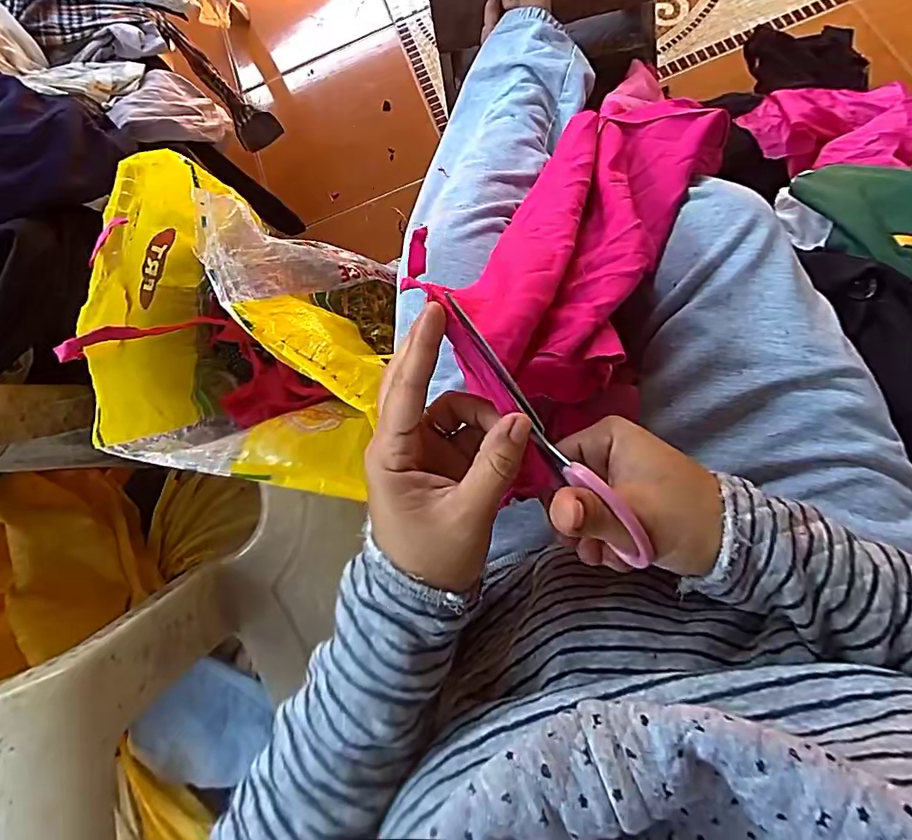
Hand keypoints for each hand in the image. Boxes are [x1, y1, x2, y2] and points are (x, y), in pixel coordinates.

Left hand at [366, 302, 531, 592]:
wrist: (423, 600)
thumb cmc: (433, 560)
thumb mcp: (469, 515)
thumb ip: (496, 465)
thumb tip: (521, 419)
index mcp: (391, 454)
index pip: (404, 391)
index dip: (421, 349)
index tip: (434, 310)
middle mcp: (400, 443)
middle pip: (412, 385)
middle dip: (431, 355)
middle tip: (451, 321)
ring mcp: (420, 448)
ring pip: (450, 406)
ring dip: (481, 413)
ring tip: (509, 440)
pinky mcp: (439, 457)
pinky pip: (464, 426)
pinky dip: (487, 429)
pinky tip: (505, 446)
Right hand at [549, 417, 721, 576]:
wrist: (731, 543)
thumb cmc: (681, 517)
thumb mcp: (633, 517)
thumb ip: (591, 513)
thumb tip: (557, 512)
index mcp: (608, 436)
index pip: (556, 460)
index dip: (556, 495)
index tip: (567, 526)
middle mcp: (610, 450)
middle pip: (568, 489)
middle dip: (579, 525)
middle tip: (594, 548)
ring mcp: (619, 476)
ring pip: (584, 510)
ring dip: (594, 539)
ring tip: (615, 555)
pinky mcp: (629, 501)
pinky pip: (602, 521)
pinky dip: (609, 542)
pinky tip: (625, 557)